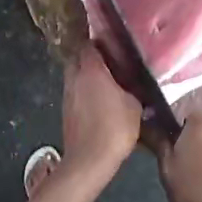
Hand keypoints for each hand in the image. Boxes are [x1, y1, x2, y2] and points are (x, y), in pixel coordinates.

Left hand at [62, 49, 140, 176]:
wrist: (89, 160)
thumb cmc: (115, 128)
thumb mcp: (135, 106)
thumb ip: (132, 89)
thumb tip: (133, 84)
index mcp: (91, 71)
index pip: (89, 45)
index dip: (100, 42)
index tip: (113, 43)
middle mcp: (74, 78)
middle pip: (76, 58)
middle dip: (89, 56)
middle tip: (109, 60)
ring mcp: (67, 96)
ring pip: (73, 75)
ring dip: (85, 74)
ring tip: (106, 80)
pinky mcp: (66, 111)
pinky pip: (74, 92)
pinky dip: (84, 91)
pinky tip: (99, 100)